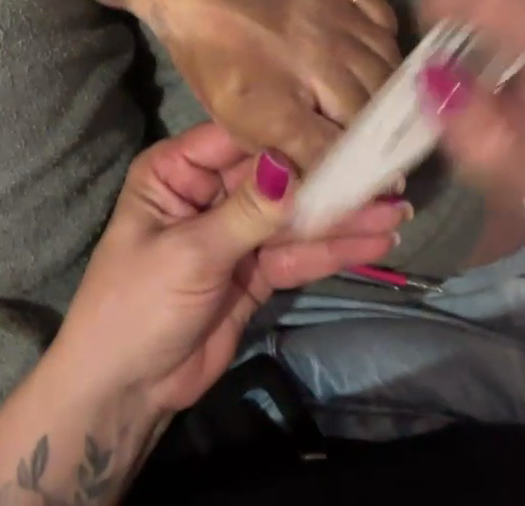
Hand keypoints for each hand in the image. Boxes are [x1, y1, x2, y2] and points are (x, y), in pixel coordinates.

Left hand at [48, 122, 408, 413]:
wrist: (126, 386)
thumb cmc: (137, 303)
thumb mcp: (190, 253)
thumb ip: (246, 213)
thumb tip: (291, 165)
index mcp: (175, 171)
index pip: (238, 139)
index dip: (289, 137)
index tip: (346, 136)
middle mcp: (206, 192)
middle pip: (274, 179)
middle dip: (326, 182)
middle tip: (388, 178)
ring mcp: (233, 234)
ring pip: (292, 219)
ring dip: (341, 219)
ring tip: (398, 212)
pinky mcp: (253, 272)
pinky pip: (296, 255)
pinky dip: (332, 251)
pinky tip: (375, 243)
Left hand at [89, 0, 402, 168]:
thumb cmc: (205, 47)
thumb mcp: (232, 113)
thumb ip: (282, 149)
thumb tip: (324, 180)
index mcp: (280, 105)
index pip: (341, 156)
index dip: (362, 177)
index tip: (379, 191)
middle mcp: (321, 64)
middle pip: (374, 117)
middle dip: (384, 144)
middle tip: (389, 160)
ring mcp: (338, 21)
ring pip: (389, 74)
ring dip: (389, 101)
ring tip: (385, 117)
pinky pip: (385, 28)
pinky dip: (388, 51)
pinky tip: (376, 63)